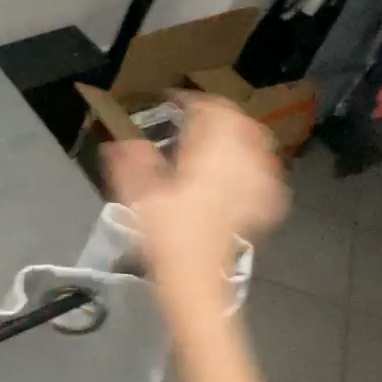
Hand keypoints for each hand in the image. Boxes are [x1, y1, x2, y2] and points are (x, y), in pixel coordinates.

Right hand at [102, 95, 287, 287]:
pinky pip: (265, 174)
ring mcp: (254, 184)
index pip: (208, 110)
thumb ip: (130, 166)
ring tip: (218, 140)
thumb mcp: (140, 200)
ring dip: (238, 135)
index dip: (190, 101)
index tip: (172, 102)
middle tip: (196, 119)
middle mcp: (238, 161)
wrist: (197, 281)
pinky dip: (253, 165)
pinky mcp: (260, 206)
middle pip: (238, 122)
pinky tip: (242, 173)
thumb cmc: (166, 239)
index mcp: (209, 154)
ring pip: (256, 143)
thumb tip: (116, 143)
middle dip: (218, 116)